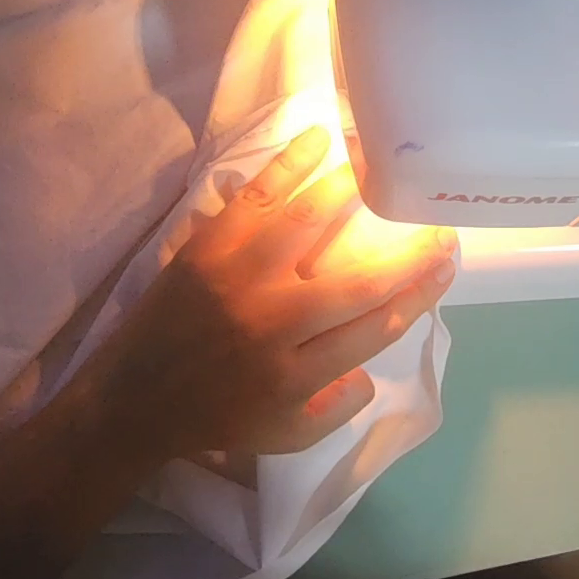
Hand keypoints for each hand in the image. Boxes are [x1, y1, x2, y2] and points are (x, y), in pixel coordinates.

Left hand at [78, 126, 456, 461]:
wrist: (131, 400)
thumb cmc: (215, 418)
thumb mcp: (285, 438)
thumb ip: (337, 411)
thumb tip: (373, 371)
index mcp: (297, 374)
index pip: (375, 327)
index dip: (418, 294)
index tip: (446, 264)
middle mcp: (275, 324)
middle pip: (358, 280)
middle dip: (408, 251)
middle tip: (436, 220)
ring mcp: (239, 279)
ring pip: (310, 224)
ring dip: (354, 189)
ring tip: (386, 161)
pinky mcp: (208, 249)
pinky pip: (255, 199)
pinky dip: (288, 166)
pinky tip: (318, 140)